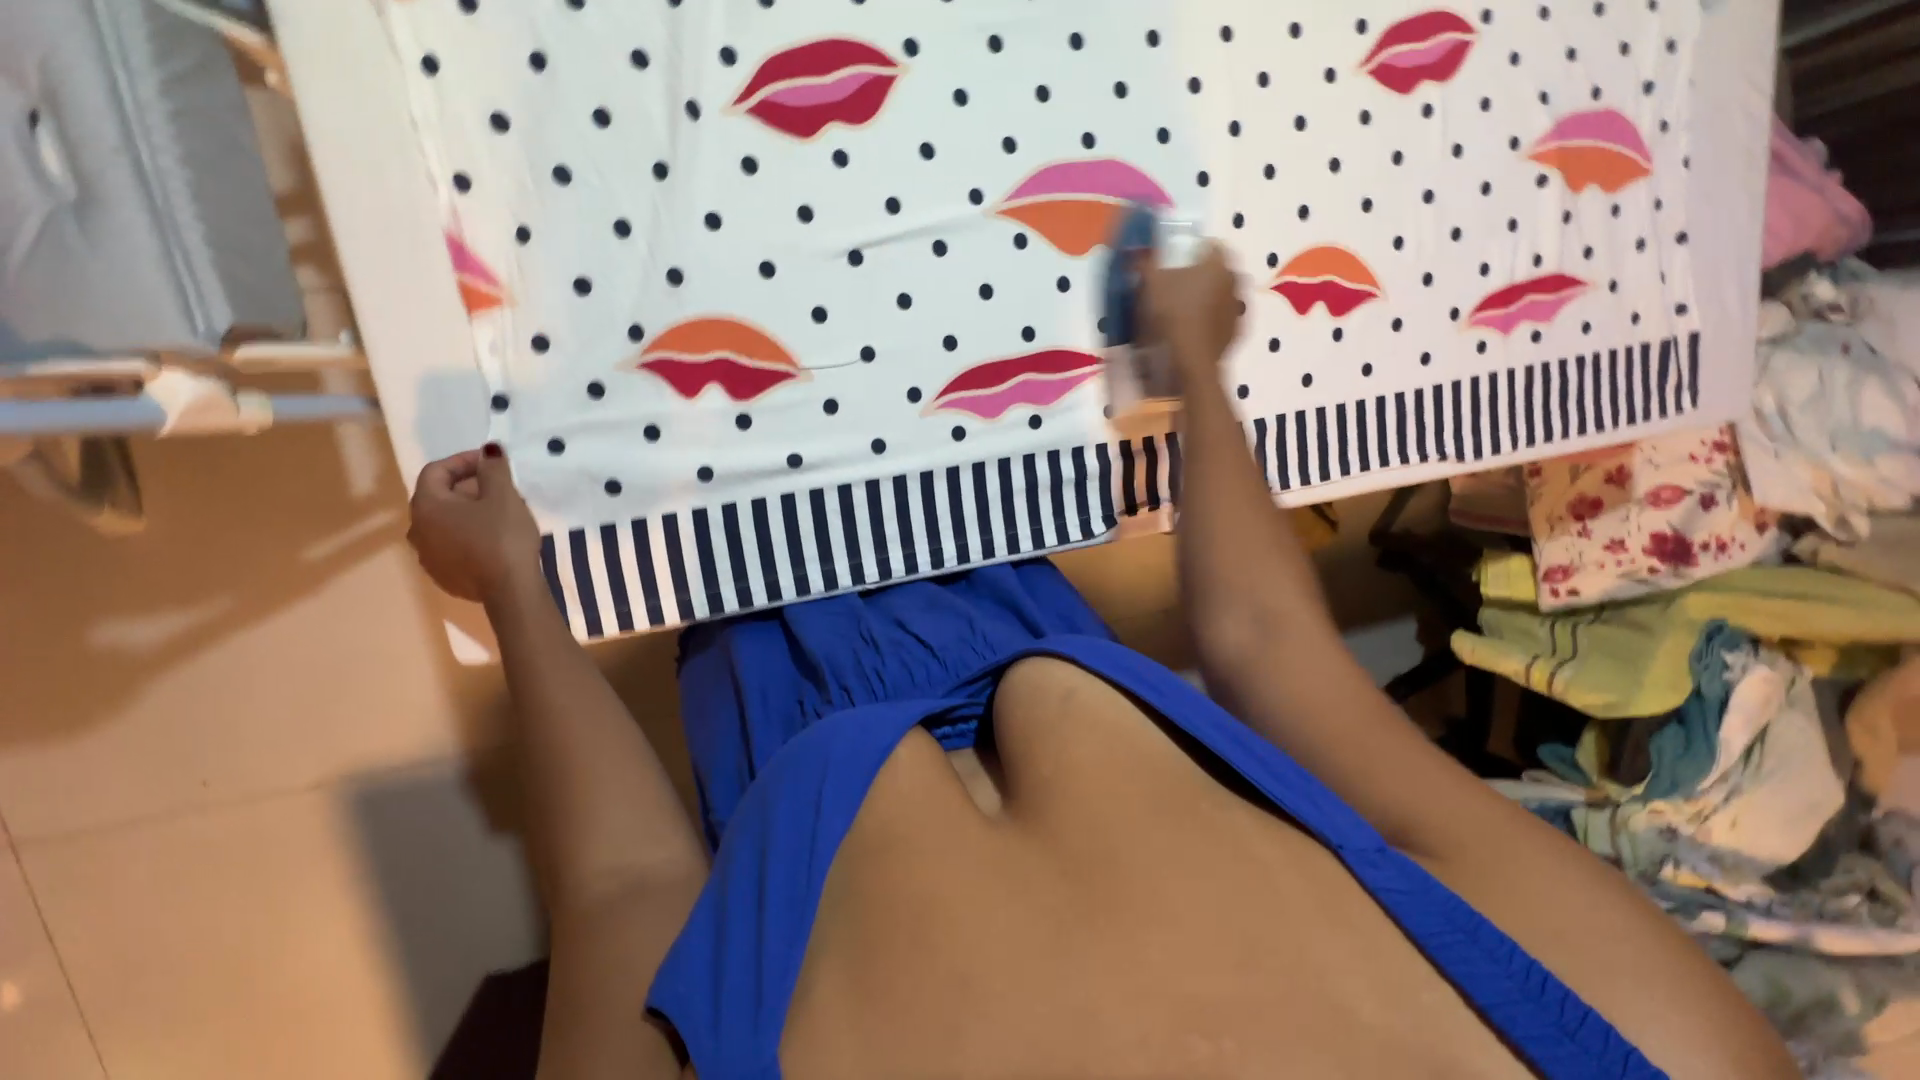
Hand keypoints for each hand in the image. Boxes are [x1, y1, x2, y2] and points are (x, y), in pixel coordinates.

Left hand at [407, 446, 540, 603]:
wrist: (510, 590)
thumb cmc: (504, 536)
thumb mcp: (504, 496)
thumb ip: (494, 468)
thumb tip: (489, 451)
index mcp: (426, 506)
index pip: (436, 471)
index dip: (463, 461)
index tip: (492, 462)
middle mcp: (417, 530)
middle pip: (438, 498)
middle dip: (468, 488)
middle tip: (499, 488)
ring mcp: (427, 557)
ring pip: (444, 525)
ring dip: (466, 514)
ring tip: (497, 515)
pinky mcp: (443, 577)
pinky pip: (451, 547)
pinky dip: (467, 537)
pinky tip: (491, 541)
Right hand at [1142, 242, 1243, 378]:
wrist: (1188, 365)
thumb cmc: (1170, 317)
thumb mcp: (1148, 285)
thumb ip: (1144, 263)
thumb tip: (1137, 251)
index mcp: (1217, 262)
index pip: (1210, 244)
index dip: (1191, 249)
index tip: (1175, 259)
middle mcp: (1234, 281)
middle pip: (1217, 271)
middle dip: (1200, 275)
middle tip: (1178, 285)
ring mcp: (1237, 310)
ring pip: (1220, 296)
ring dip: (1206, 299)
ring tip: (1183, 312)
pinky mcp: (1236, 335)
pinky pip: (1220, 321)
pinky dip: (1209, 323)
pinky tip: (1190, 332)